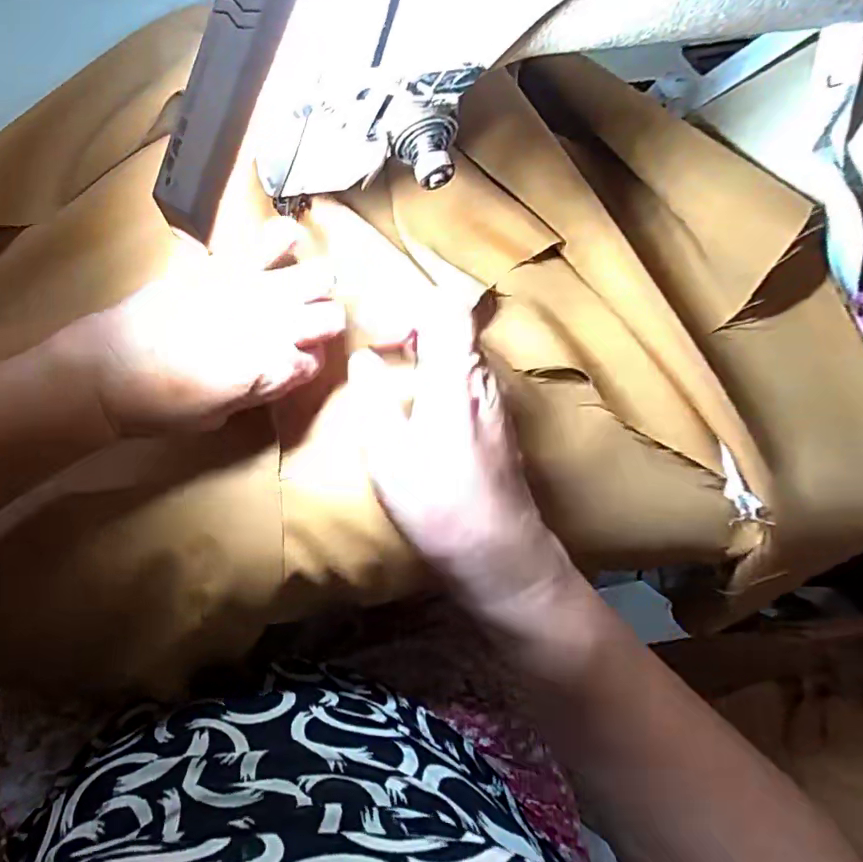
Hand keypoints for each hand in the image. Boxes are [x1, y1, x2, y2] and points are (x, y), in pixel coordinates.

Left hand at [48, 219, 346, 436]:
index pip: (315, 363)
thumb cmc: (158, 405)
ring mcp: (251, 289)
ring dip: (315, 285)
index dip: (306, 366)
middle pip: (331, 316)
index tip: (289, 367)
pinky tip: (281, 246)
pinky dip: (283, 241)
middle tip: (302, 329)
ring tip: (297, 289)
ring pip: (318, 273)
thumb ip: (258, 389)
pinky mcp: (224, 264)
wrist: (106, 368)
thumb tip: (284, 369)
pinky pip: (270, 239)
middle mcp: (271, 325)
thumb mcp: (215, 414)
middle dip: (323, 324)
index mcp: (269, 369)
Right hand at [348, 300, 588, 627]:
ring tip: (389, 379)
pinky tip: (414, 412)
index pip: (446, 309)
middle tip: (375, 352)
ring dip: (422, 355)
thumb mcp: (386, 451)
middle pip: (453, 327)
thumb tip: (365, 359)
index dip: (408, 307)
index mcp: (456, 377)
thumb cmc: (437, 502)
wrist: (497, 554)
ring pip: (458, 356)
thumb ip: (372, 396)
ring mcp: (494, 403)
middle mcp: (483, 380)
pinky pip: (462, 382)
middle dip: (410, 328)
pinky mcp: (495, 425)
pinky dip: (435, 380)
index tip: (377, 334)